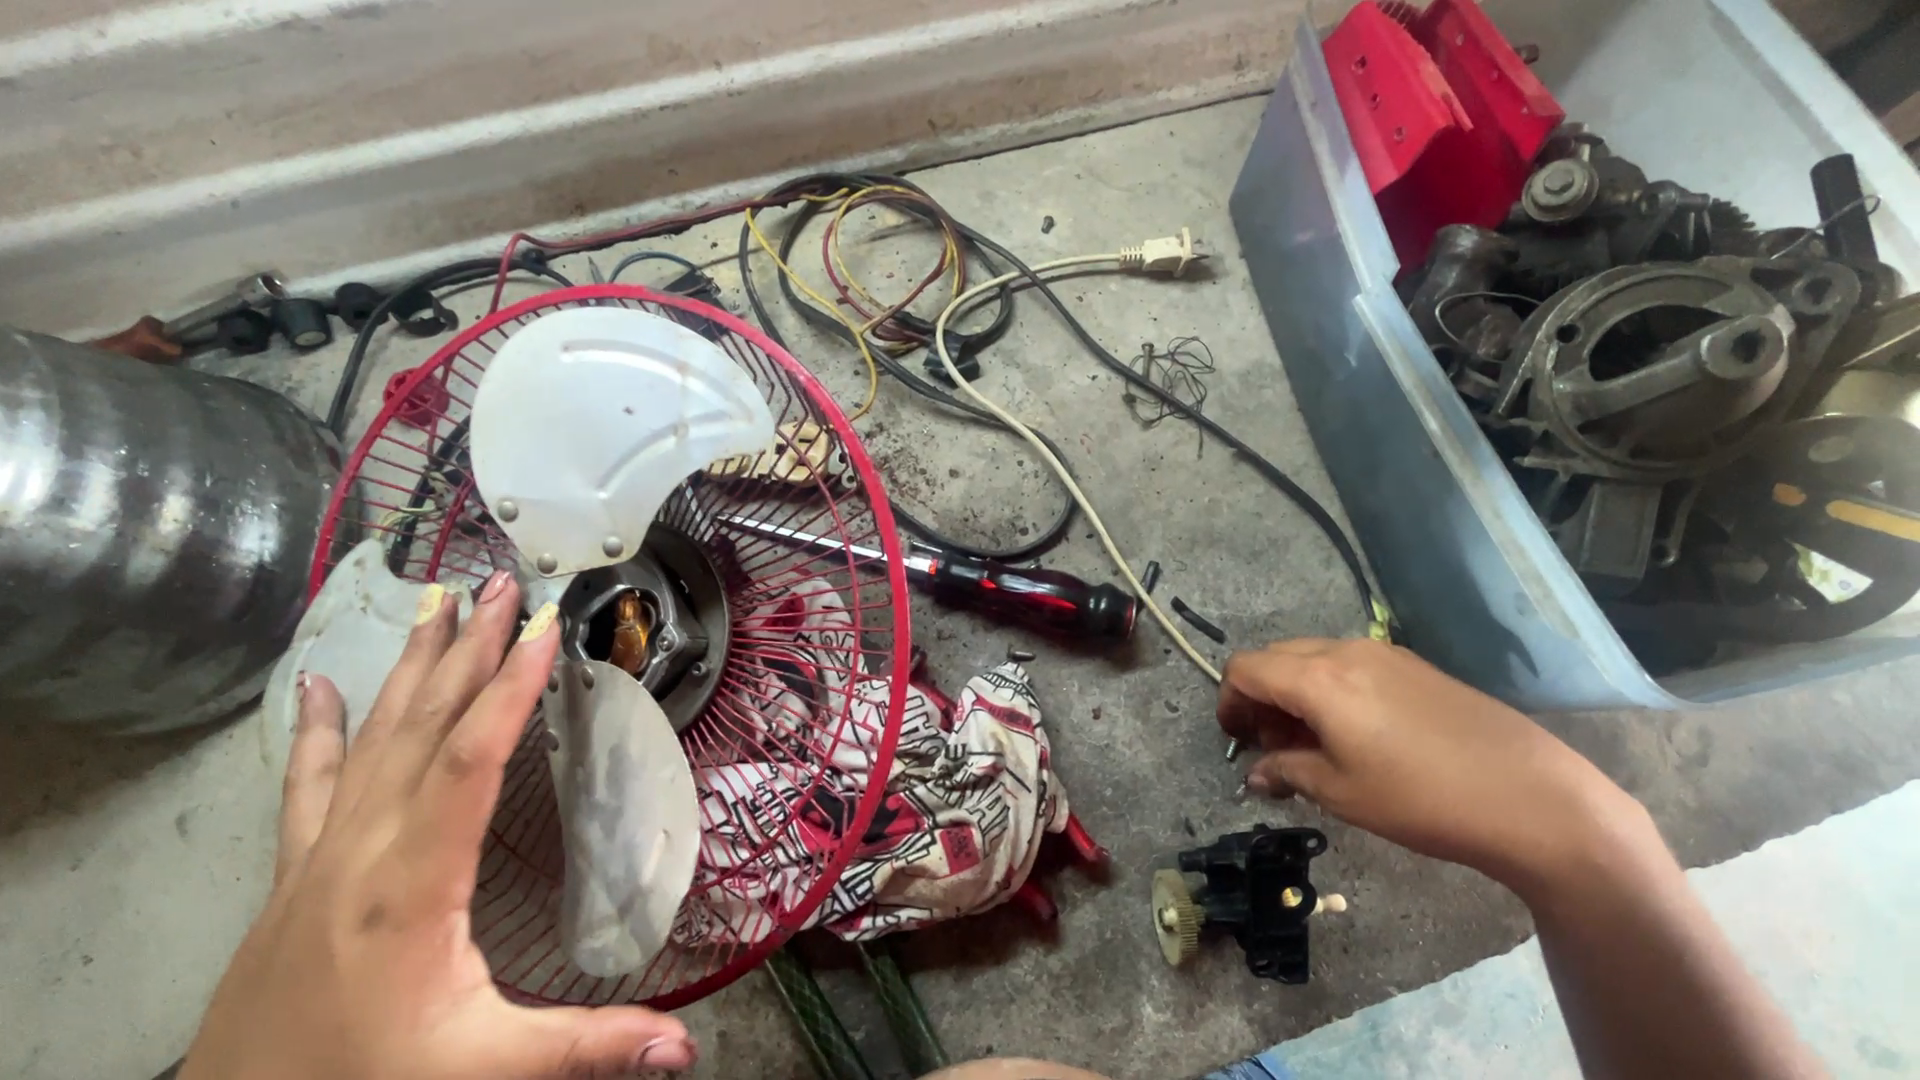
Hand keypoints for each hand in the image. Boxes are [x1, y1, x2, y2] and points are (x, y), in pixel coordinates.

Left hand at [180, 574, 695, 1079]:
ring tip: (434, 601)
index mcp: (412, 884)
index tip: (540, 628)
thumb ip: (585, 1047)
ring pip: (370, 738)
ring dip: (408, 665)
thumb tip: (683, 1048)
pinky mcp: (295, 871)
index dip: (509, 690)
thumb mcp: (482, 1069)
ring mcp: (319, 855)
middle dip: (464, 648)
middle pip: (420, 725)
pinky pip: (308, 782)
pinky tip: (319, 686)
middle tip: (496, 583)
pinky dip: (317, 729)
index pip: (468, 761)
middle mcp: (361, 850)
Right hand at [1218, 639, 1650, 892]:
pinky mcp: (1415, 666)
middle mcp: (1345, 652)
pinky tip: (1355, 733)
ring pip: (1313, 658)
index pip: (1245, 668)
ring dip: (1295, 692)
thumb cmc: (1422, 799)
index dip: (1228, 702)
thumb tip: (1256, 772)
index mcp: (1318, 679)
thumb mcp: (1341, 793)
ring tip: (1313, 743)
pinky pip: (1349, 665)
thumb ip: (1287, 771)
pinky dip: (1330, 689)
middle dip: (1260, 696)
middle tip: (1272, 746)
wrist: (1534, 798)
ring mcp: (1385, 654)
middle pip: (1276, 656)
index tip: (1238, 741)